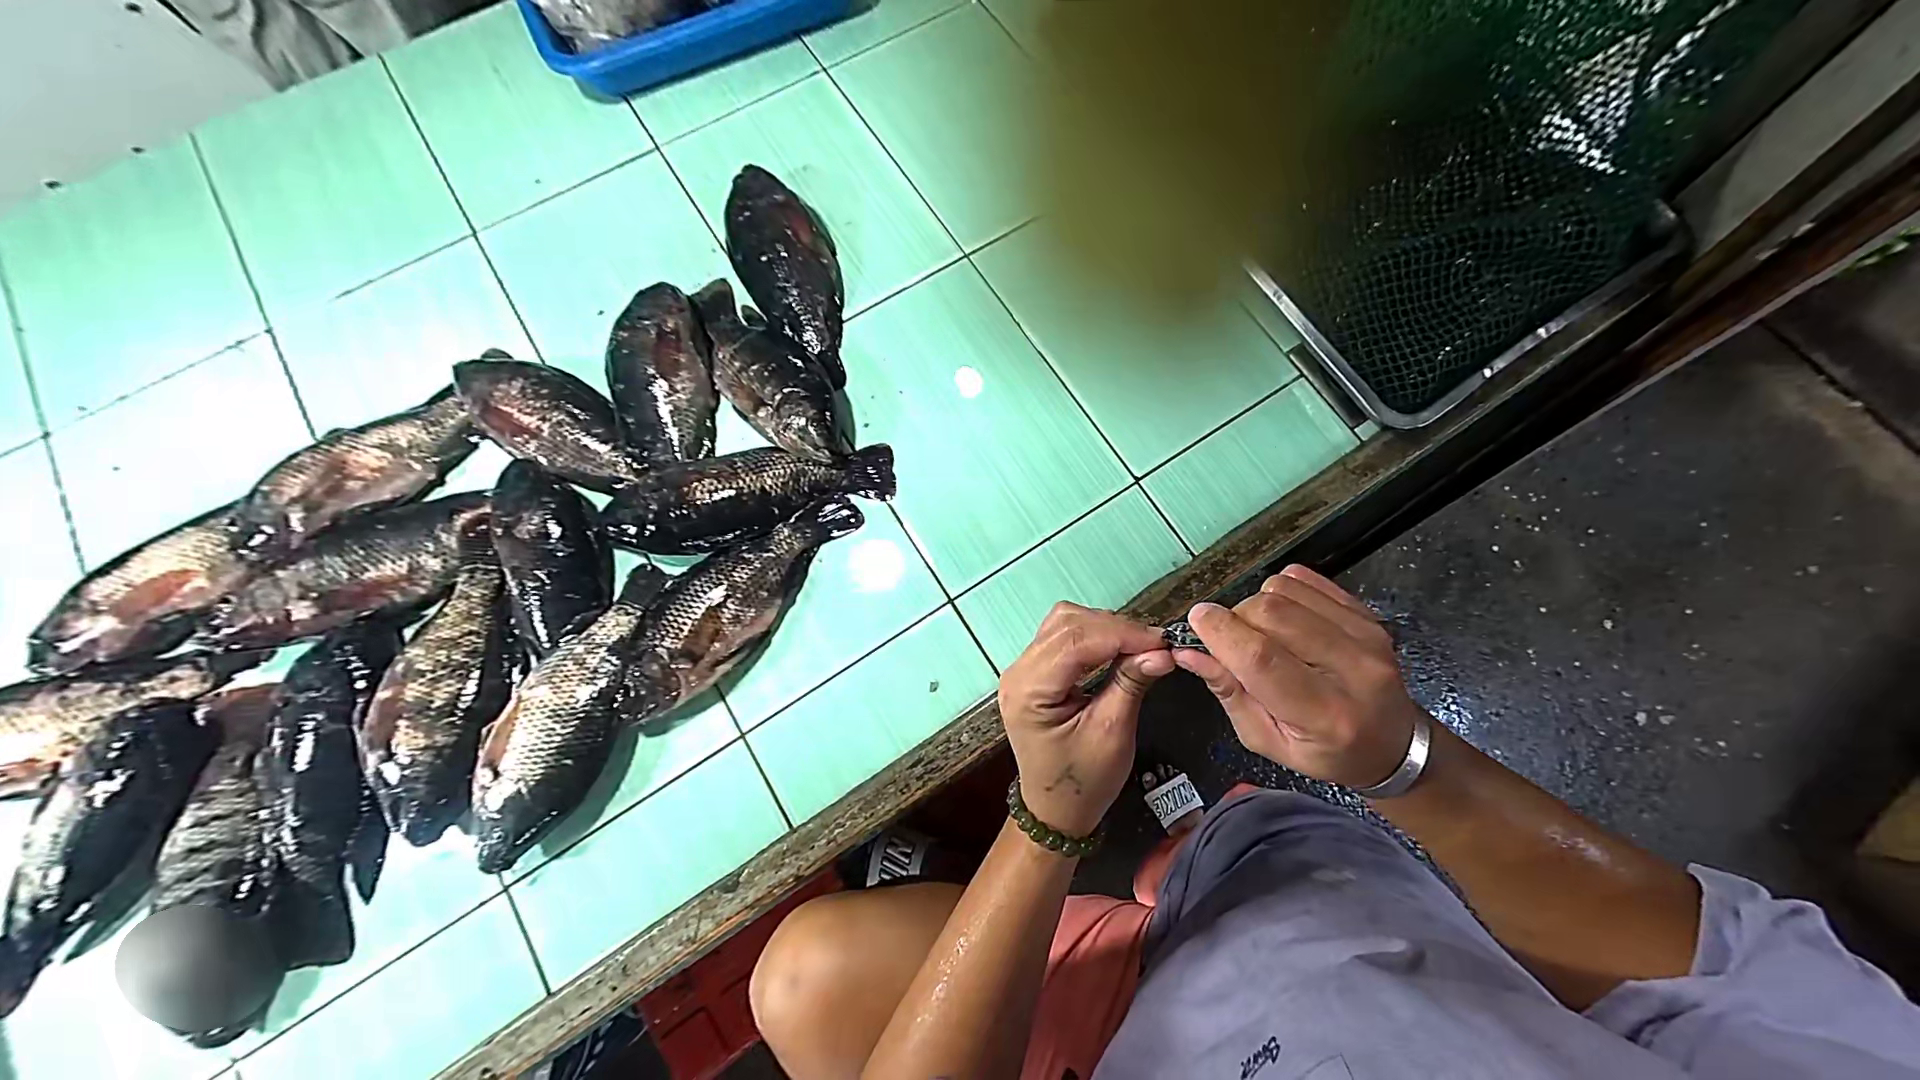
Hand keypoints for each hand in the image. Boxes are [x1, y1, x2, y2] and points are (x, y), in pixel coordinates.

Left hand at [999, 603, 1173, 836]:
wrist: (1056, 810)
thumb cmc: (1082, 781)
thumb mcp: (1112, 734)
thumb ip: (1130, 684)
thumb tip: (1161, 651)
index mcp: (1029, 690)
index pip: (1074, 641)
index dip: (1121, 634)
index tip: (1161, 641)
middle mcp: (1018, 671)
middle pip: (1067, 624)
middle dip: (1114, 628)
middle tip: (1155, 644)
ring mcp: (1022, 668)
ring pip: (1064, 622)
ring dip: (1104, 626)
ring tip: (1140, 645)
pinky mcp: (1034, 670)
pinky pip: (1062, 636)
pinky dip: (1093, 634)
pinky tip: (1118, 646)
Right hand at [1176, 565, 1425, 789]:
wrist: (1392, 743)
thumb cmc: (1324, 750)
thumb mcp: (1265, 739)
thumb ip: (1227, 692)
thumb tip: (1188, 652)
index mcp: (1324, 714)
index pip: (1261, 658)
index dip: (1220, 631)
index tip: (1195, 622)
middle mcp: (1351, 670)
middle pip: (1269, 612)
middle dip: (1235, 618)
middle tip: (1233, 640)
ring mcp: (1364, 636)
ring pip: (1283, 590)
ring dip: (1256, 604)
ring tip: (1263, 632)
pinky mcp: (1366, 614)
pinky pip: (1304, 579)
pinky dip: (1280, 591)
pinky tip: (1284, 618)